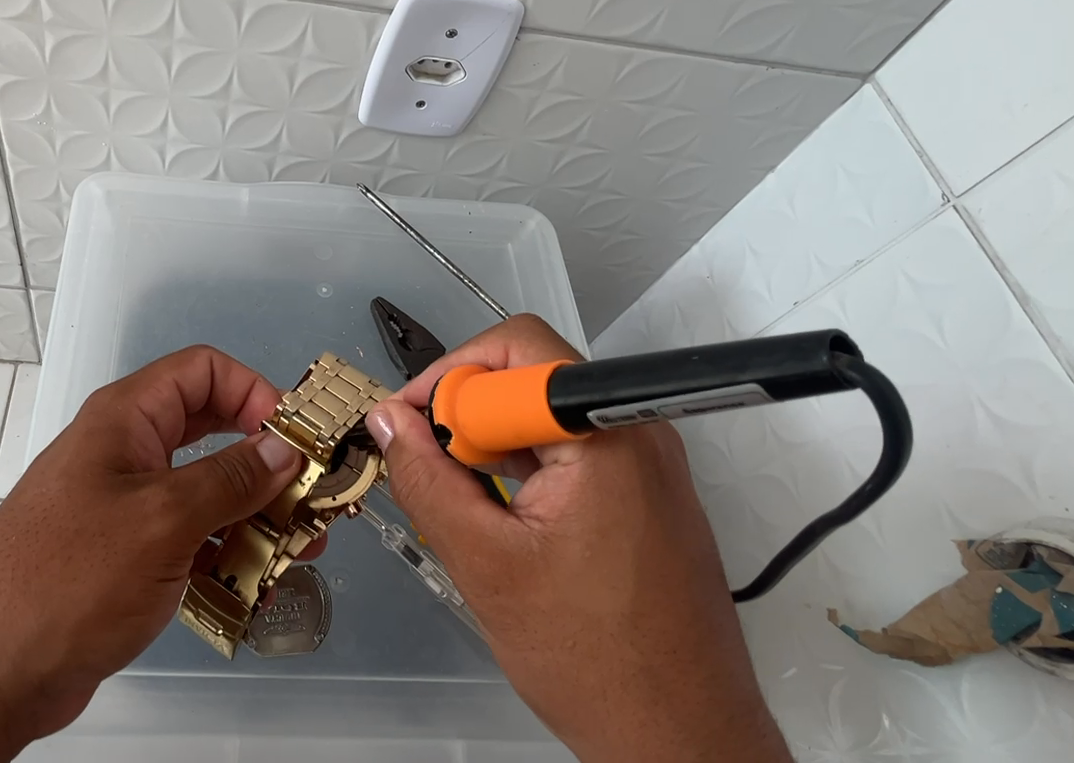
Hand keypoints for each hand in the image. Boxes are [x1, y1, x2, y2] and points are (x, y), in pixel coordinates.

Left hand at [0, 346, 304, 758]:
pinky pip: (188, 535)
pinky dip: (224, 550)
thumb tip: (284, 448)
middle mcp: (127, 450)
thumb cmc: (72, 575)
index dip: (255, 392)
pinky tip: (258, 580)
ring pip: (204, 488)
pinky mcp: (125, 553)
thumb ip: (230, 480)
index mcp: (128, 417)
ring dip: (254, 511)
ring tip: (301, 545)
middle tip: (311, 492)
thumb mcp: (163, 519)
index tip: (295, 438)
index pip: (204, 371)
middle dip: (266, 457)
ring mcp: (125, 504)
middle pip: (211, 429)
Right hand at [367, 315, 789, 762]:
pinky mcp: (646, 491)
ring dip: (492, 440)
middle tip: (432, 466)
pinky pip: (572, 447)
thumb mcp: (484, 564)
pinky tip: (501, 514)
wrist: (685, 740)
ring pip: (547, 412)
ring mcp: (648, 460)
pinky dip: (525, 465)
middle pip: (531, 375)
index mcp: (603, 434)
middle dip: (468, 410)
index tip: (411, 424)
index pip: (515, 349)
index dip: (450, 376)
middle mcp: (636, 430)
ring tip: (462, 498)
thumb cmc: (590, 658)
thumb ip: (427, 479)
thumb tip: (387, 419)